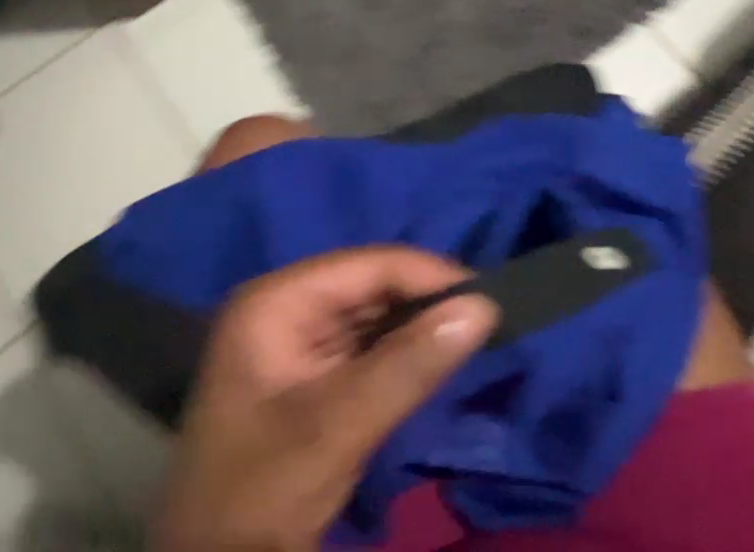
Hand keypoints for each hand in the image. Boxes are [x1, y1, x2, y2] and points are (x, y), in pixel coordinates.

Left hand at [152, 247, 498, 551]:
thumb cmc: (263, 488)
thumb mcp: (338, 426)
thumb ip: (409, 365)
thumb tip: (483, 306)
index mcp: (276, 301)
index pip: (368, 266)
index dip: (430, 277)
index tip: (490, 300)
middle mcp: (286, 306)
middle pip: (372, 285)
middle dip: (428, 301)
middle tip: (491, 322)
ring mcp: (297, 340)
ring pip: (375, 315)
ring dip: (421, 327)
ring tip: (477, 337)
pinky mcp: (312, 373)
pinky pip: (369, 346)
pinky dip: (405, 353)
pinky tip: (440, 360)